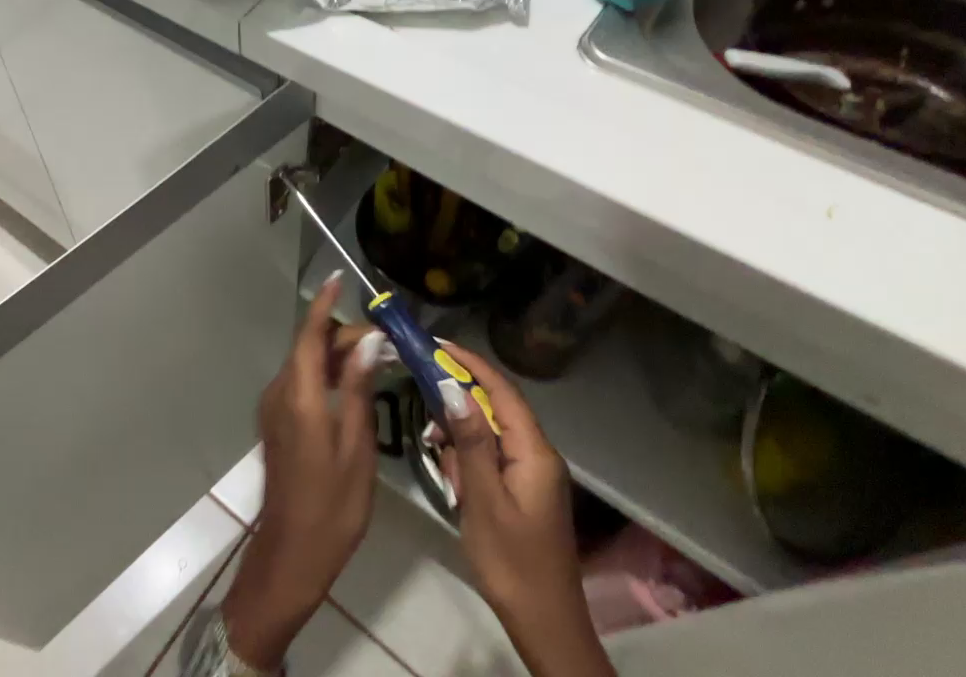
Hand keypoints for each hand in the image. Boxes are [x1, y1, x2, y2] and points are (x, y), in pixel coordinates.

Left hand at [221, 271, 383, 671]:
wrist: (292, 551)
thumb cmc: (334, 504)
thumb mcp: (358, 446)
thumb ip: (360, 389)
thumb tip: (369, 342)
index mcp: (300, 396)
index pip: (310, 336)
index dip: (324, 306)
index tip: (339, 279)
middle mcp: (280, 394)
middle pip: (309, 349)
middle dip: (343, 337)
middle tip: (386, 344)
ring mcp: (274, 409)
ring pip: (305, 366)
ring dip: (336, 358)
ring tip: (378, 362)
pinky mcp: (276, 423)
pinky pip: (301, 386)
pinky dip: (325, 377)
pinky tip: (354, 388)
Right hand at [436, 344, 615, 676]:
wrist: (544, 621)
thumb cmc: (511, 561)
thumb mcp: (483, 499)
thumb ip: (470, 441)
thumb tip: (454, 388)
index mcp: (534, 453)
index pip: (502, 392)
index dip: (470, 364)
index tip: (436, 344)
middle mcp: (538, 455)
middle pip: (495, 409)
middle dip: (458, 401)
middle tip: (421, 395)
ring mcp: (532, 474)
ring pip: (490, 435)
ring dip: (461, 437)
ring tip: (438, 453)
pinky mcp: (523, 491)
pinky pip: (491, 458)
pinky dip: (469, 459)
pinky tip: (454, 479)